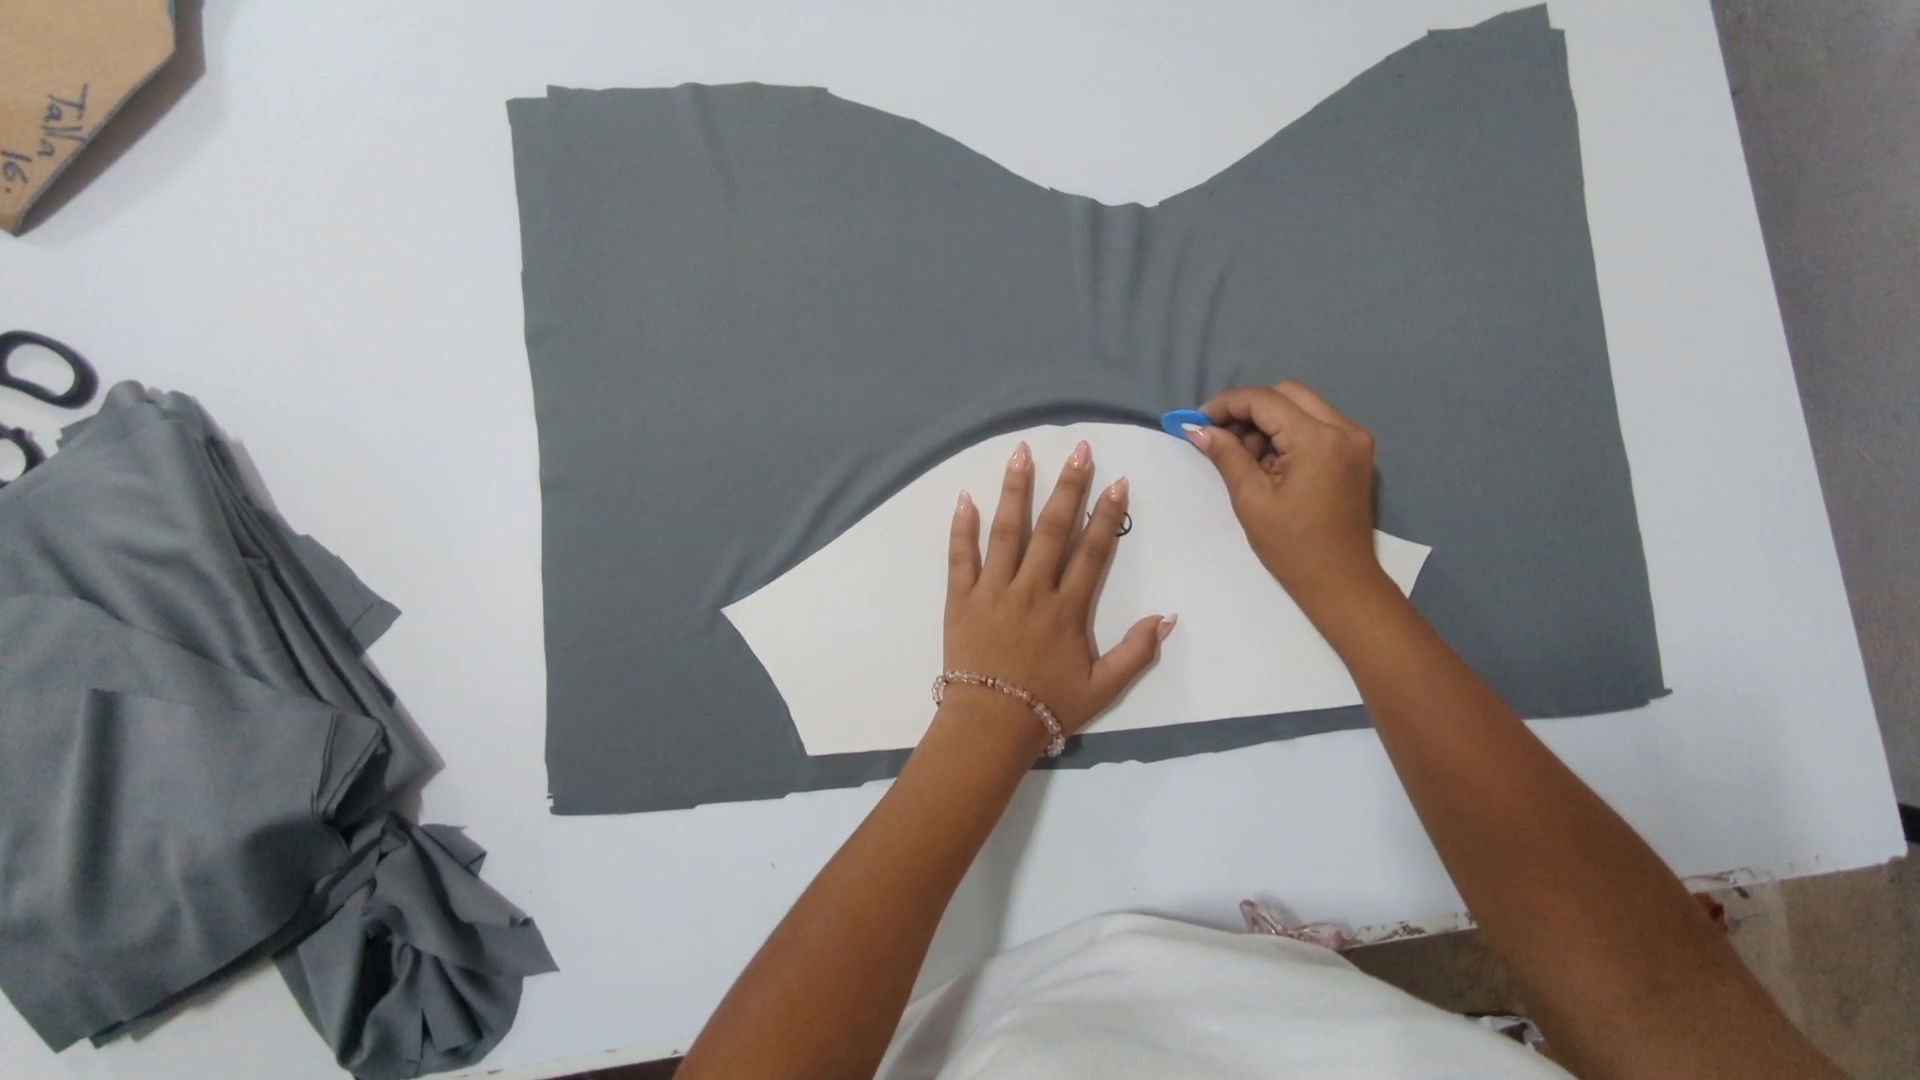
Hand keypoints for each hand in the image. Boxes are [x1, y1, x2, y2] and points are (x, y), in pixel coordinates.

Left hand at [944, 440, 1174, 744]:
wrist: (990, 726)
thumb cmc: (1047, 707)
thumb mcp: (1103, 688)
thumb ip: (1137, 652)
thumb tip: (1169, 617)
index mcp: (1068, 609)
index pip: (1093, 551)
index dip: (1107, 515)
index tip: (1118, 482)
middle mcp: (1032, 589)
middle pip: (1053, 529)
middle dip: (1068, 486)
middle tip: (1079, 449)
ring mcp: (993, 590)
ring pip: (1006, 531)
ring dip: (1015, 490)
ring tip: (1021, 452)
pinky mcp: (961, 599)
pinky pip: (960, 557)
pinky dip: (962, 527)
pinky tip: (966, 497)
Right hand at [1184, 381, 1383, 605]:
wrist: (1340, 581)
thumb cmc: (1292, 546)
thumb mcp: (1251, 499)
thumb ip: (1226, 456)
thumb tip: (1196, 430)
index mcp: (1318, 439)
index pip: (1264, 400)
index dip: (1226, 405)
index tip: (1196, 422)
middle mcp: (1343, 428)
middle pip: (1286, 393)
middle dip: (1247, 409)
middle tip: (1218, 436)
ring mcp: (1354, 439)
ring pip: (1301, 406)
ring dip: (1267, 421)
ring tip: (1241, 455)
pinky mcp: (1354, 452)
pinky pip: (1315, 424)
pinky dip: (1286, 433)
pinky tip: (1267, 461)